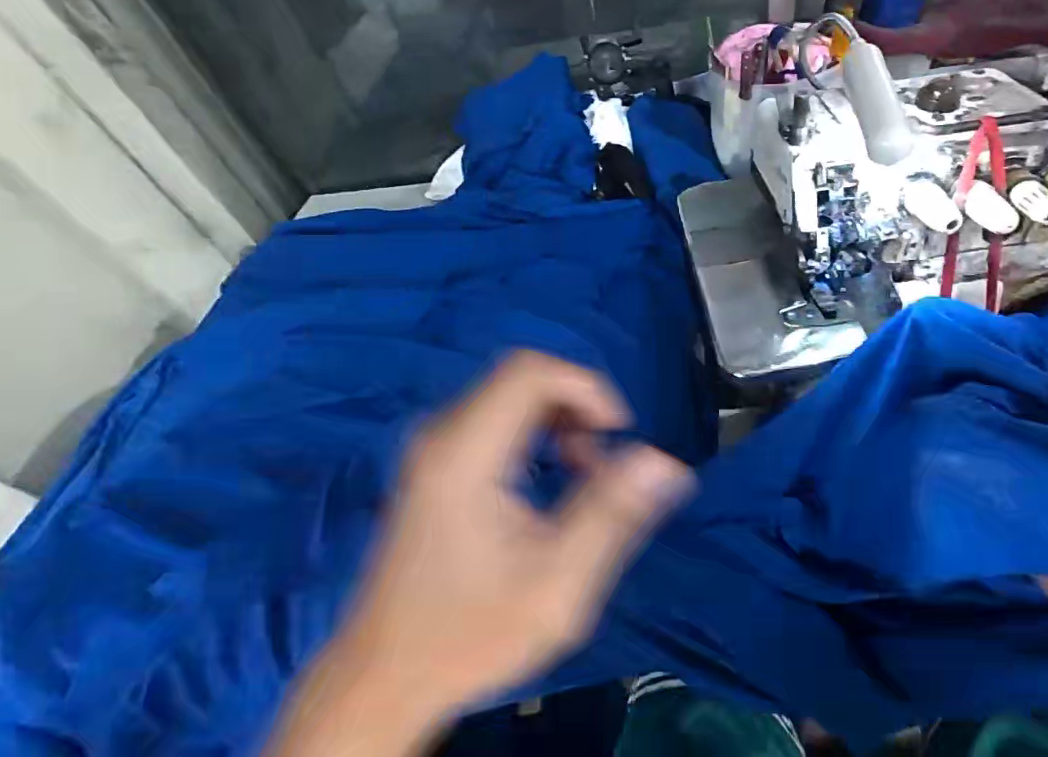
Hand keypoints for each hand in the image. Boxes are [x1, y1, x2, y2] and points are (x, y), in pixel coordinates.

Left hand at [268, 352, 693, 756]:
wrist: (383, 676)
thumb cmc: (470, 635)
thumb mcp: (557, 586)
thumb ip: (612, 516)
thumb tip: (665, 463)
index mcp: (466, 453)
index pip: (531, 371)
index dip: (585, 386)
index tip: (617, 433)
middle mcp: (443, 433)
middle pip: (521, 375)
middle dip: (575, 404)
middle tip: (601, 460)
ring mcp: (432, 445)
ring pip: (508, 392)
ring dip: (557, 418)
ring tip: (581, 472)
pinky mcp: (433, 460)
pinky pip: (493, 416)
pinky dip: (533, 430)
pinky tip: (547, 478)